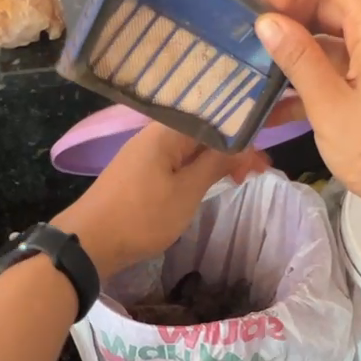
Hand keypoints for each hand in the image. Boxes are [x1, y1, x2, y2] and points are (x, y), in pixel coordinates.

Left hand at [53, 123, 267, 276]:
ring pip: (192, 148)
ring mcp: (146, 153)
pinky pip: (178, 161)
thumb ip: (216, 163)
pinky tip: (212, 181)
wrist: (89, 243)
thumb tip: (246, 144)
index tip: (271, 147)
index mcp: (169, 130)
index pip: (219, 117)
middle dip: (236, 145)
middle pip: (206, 130)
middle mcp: (157, 133)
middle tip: (261, 171)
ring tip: (242, 177)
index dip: (249, 127)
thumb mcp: (186, 192)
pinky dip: (199, 169)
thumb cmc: (141, 217)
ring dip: (218, 159)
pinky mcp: (140, 172)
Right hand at [255, 0, 360, 220]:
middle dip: (287, 12)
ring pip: (328, 26)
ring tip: (258, 79)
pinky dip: (308, 73)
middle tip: (254, 52)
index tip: (264, 21)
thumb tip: (265, 22)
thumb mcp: (329, 107)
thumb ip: (298, 59)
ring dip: (293, 46)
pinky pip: (336, 58)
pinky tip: (275, 107)